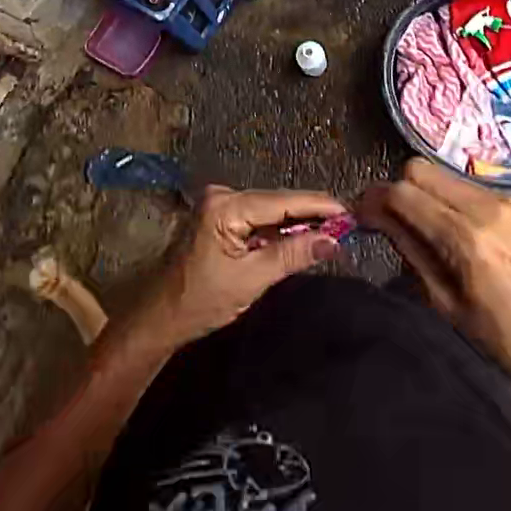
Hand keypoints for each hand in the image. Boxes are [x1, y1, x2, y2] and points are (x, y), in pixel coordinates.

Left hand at [132, 185, 347, 350]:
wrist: (161, 314)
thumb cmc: (202, 300)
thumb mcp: (253, 279)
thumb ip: (293, 254)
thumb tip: (331, 240)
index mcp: (225, 206)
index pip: (282, 201)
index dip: (317, 206)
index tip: (348, 211)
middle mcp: (221, 195)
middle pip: (276, 202)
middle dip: (309, 214)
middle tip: (345, 225)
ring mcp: (217, 204)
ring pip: (268, 210)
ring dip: (295, 222)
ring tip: (329, 231)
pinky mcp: (218, 216)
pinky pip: (256, 217)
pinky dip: (277, 229)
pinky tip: (299, 237)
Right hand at [358, 159, 510, 412]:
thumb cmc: (502, 339)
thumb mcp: (442, 299)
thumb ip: (407, 247)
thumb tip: (373, 215)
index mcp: (466, 238)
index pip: (402, 192)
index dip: (373, 200)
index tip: (361, 215)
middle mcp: (485, 208)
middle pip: (418, 168)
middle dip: (395, 188)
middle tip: (385, 217)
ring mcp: (502, 201)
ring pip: (438, 171)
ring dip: (418, 190)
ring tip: (412, 222)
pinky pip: (460, 184)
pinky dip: (441, 195)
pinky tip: (441, 225)